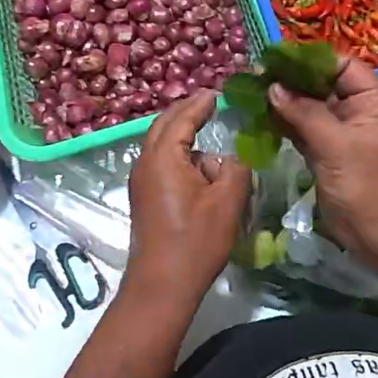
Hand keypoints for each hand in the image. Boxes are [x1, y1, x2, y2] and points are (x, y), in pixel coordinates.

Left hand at [126, 91, 250, 302]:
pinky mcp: (145, 197)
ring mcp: (141, 181)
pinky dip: (180, 153)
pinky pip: (162, 162)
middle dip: (186, 112)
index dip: (200, 103)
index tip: (217, 93)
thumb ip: (236, 168)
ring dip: (183, 134)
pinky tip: (200, 165)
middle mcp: (145, 162)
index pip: (182, 117)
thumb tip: (228, 160)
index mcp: (163, 156)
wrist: (163, 285)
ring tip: (211, 132)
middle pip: (165, 125)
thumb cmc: (196, 241)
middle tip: (210, 103)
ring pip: (162, 145)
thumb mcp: (228, 200)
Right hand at [268, 56, 377, 250]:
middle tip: (257, 75)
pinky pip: (305, 129)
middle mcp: (359, 111)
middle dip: (292, 81)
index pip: (343, 66)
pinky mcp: (328, 152)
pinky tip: (261, 116)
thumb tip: (273, 87)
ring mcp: (342, 133)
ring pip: (310, 108)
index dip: (312, 61)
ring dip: (285, 102)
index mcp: (373, 102)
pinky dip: (285, 123)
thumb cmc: (366, 186)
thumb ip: (305, 113)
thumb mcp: (336, 145)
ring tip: (253, 92)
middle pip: (323, 85)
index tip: (278, 60)